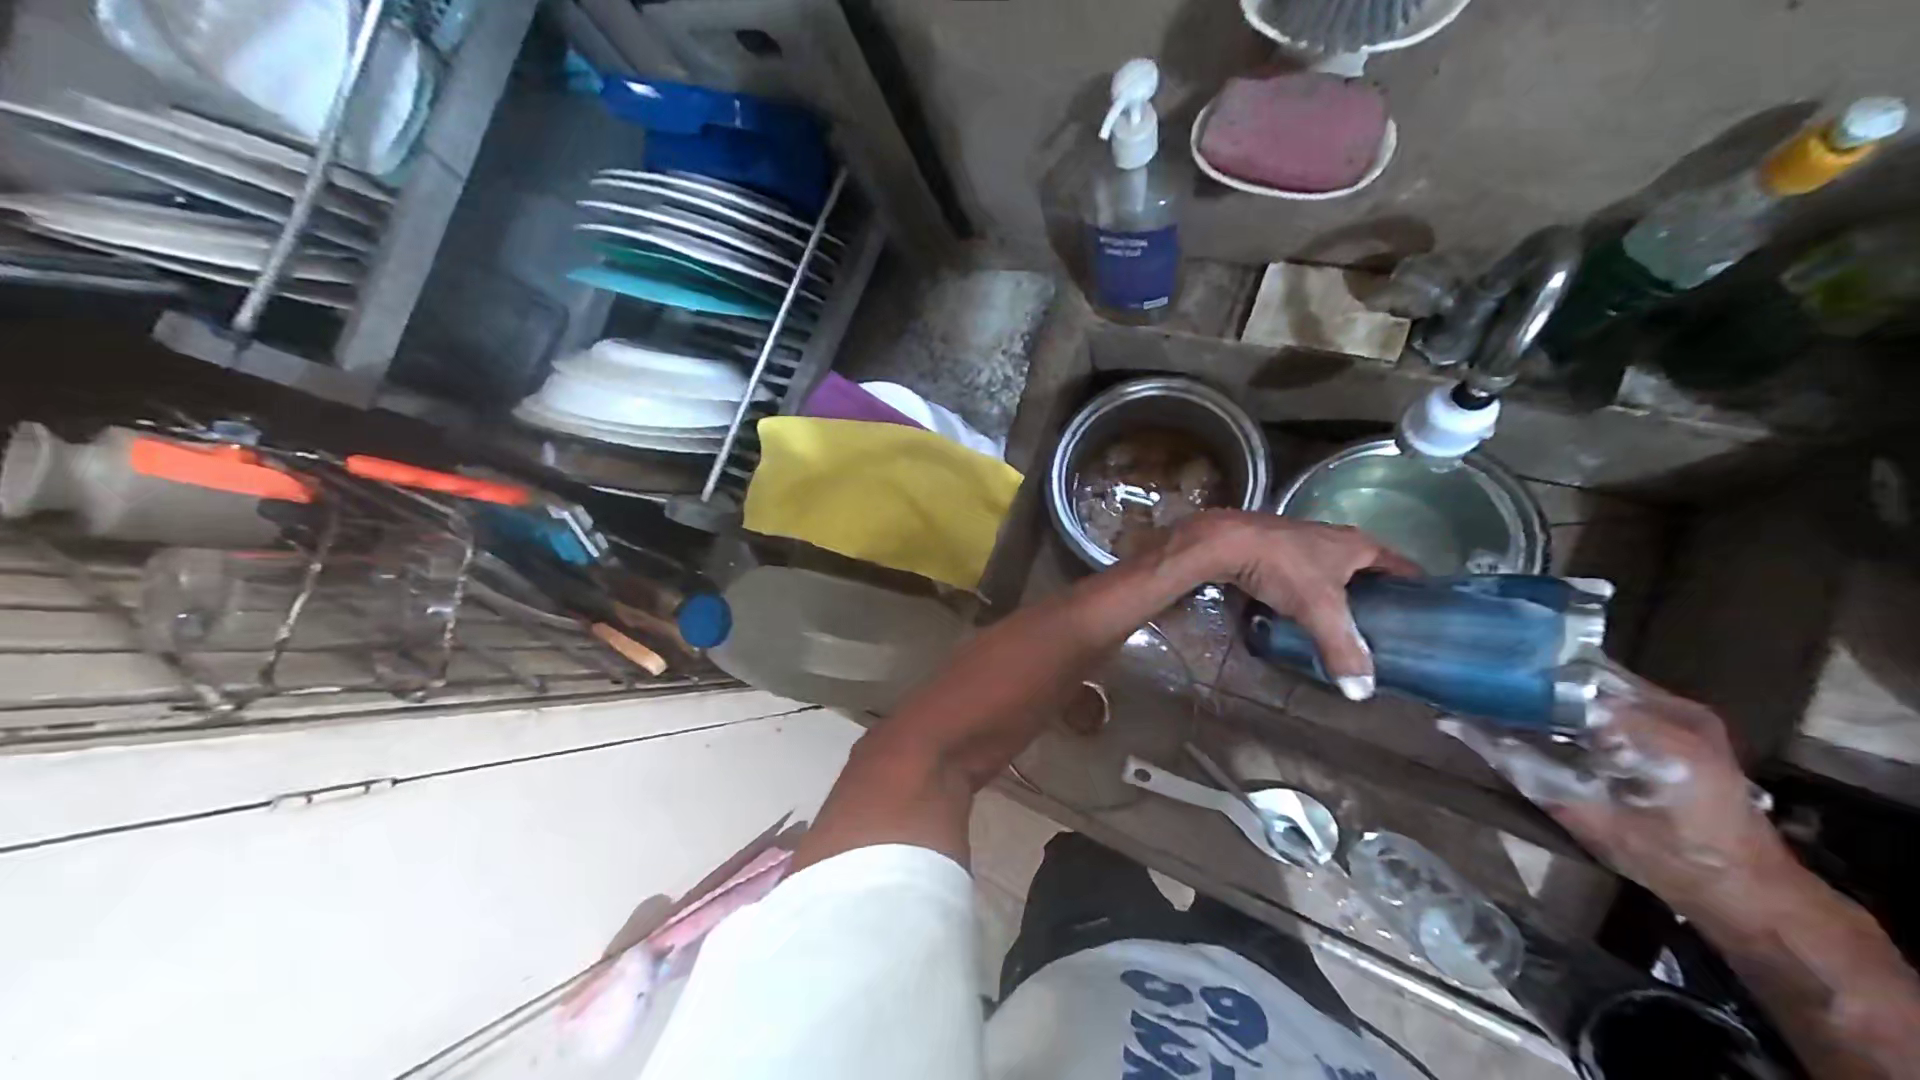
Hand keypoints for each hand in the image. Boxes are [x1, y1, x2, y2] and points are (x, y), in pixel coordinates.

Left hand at [1174, 510, 1421, 699]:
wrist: (1224, 542)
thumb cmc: (1282, 568)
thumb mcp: (1320, 610)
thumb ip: (1343, 649)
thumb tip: (1362, 692)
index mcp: (1359, 545)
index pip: (1403, 568)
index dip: (1417, 592)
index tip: (1426, 620)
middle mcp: (1334, 538)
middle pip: (1367, 572)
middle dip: (1375, 600)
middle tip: (1384, 634)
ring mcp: (1302, 543)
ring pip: (1331, 575)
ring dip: (1337, 598)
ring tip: (1344, 631)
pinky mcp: (1273, 550)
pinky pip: (1300, 577)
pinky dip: (1305, 596)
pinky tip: (1301, 617)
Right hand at [1440, 661, 1791, 916]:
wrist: (1747, 887)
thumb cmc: (1659, 857)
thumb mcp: (1575, 810)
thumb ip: (1514, 759)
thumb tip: (1450, 721)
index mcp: (1654, 736)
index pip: (1565, 682)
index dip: (1513, 675)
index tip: (1468, 673)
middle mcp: (1675, 710)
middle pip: (1581, 669)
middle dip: (1528, 671)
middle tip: (1476, 675)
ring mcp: (1686, 709)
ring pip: (1597, 673)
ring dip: (1549, 679)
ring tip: (1500, 685)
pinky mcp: (1686, 716)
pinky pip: (1616, 687)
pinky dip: (1575, 691)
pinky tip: (1545, 703)